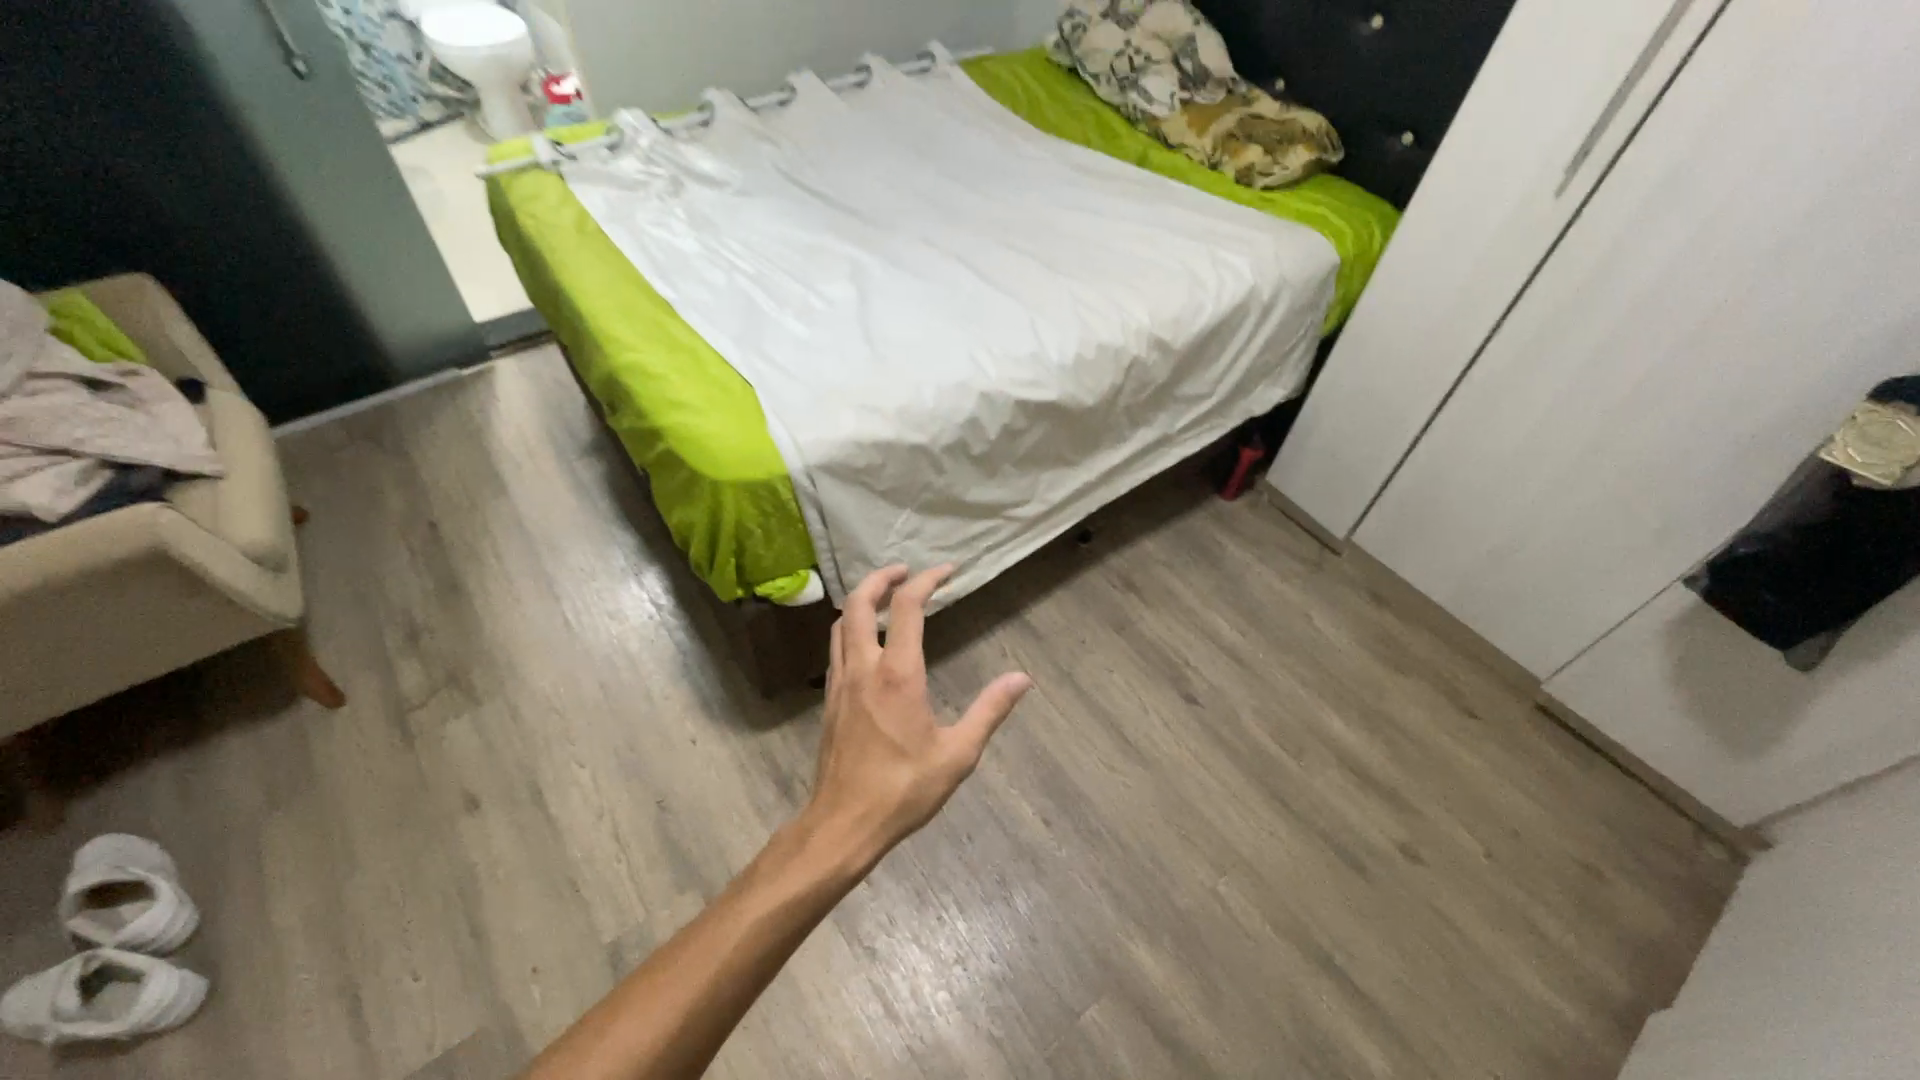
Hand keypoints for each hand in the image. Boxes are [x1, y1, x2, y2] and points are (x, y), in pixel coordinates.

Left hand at [802, 564, 1032, 868]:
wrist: (844, 822)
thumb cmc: (904, 790)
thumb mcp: (958, 754)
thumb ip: (989, 711)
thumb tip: (1021, 679)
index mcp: (898, 675)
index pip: (907, 608)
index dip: (927, 580)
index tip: (947, 571)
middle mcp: (864, 668)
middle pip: (861, 603)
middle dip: (881, 578)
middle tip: (906, 571)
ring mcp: (841, 682)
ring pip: (842, 624)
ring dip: (863, 600)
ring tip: (887, 597)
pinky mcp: (830, 700)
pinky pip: (837, 647)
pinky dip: (852, 627)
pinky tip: (868, 641)